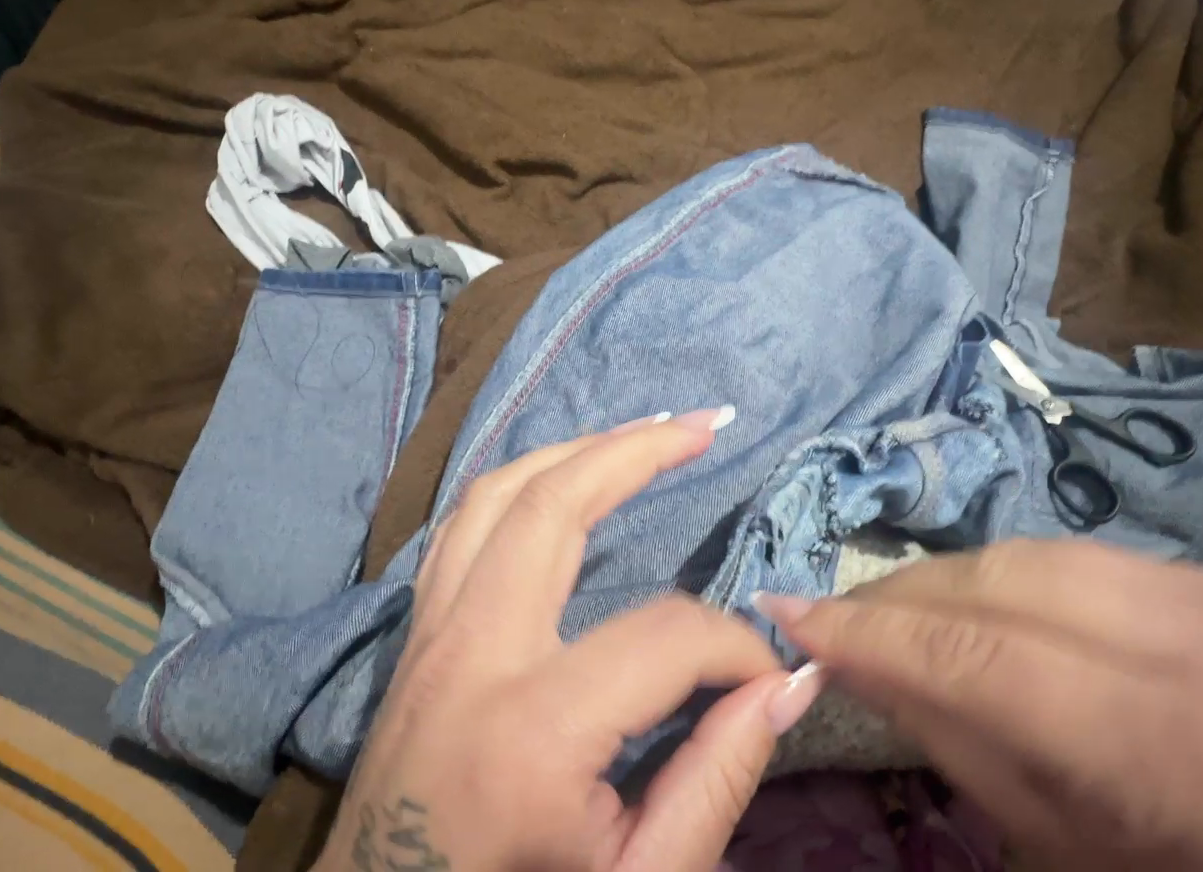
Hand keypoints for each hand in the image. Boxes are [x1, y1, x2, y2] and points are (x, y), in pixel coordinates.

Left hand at [315, 409, 822, 871]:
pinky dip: (519, 480)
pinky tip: (561, 473)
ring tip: (641, 428)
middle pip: (554, 507)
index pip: (665, 637)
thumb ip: (715, 780)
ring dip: (573, 448)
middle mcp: (471, 652)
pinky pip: (462, 524)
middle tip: (705, 423)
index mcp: (532, 726)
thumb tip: (786, 685)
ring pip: (494, 494)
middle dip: (639, 452)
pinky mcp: (417, 632)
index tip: (768, 678)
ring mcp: (431, 631)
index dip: (735, 647)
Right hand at [758, 539, 1202, 871]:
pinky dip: (1012, 580)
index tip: (788, 611)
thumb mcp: (1061, 846)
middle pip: (1008, 580)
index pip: (985, 658)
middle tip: (833, 612)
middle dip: (903, 593)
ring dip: (948, 580)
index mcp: (1191, 751)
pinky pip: (1085, 560)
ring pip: (1038, 554)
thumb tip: (843, 655)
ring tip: (894, 610)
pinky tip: (978, 608)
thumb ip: (950, 735)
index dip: (872, 631)